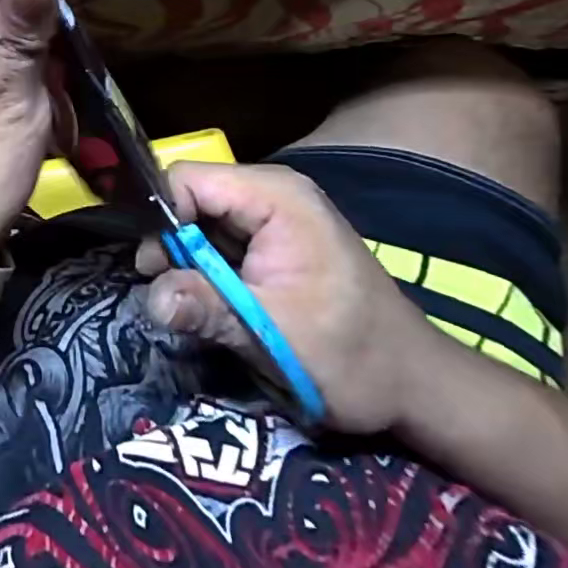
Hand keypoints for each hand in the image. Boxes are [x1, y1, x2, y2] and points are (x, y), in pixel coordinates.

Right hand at [137, 162, 446, 432]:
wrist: (415, 387)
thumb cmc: (354, 358)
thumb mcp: (275, 336)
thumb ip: (209, 309)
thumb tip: (151, 298)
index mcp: (276, 197)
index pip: (185, 179)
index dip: (161, 217)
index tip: (156, 267)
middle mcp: (268, 192)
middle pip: (184, 197)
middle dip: (168, 243)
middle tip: (169, 290)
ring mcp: (266, 213)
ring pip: (191, 219)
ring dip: (182, 260)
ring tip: (191, 300)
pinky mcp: (263, 236)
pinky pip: (208, 237)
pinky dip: (198, 267)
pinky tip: (207, 298)